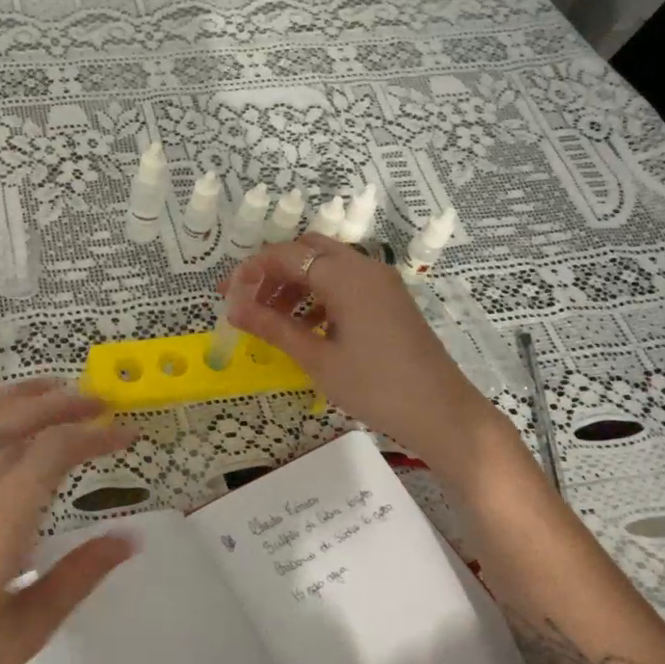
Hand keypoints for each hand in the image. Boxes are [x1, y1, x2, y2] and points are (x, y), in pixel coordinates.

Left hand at [0, 380, 136, 663]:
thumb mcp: (26, 630)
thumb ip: (78, 576)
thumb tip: (129, 538)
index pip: (50, 452)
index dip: (93, 435)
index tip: (127, 434)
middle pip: (13, 421)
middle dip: (61, 405)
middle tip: (101, 403)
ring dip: (17, 397)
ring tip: (52, 390)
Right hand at [221, 235, 512, 476]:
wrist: (440, 412)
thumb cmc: (374, 387)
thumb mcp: (317, 358)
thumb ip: (273, 327)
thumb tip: (232, 308)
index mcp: (347, 276)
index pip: (287, 256)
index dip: (250, 271)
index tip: (224, 295)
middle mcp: (365, 268)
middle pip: (308, 251)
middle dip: (272, 271)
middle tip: (246, 301)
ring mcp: (381, 283)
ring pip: (326, 266)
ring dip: (294, 283)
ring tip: (269, 319)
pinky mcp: (388, 301)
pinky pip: (344, 283)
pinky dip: (317, 295)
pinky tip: (303, 326)